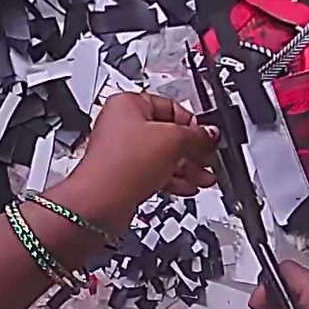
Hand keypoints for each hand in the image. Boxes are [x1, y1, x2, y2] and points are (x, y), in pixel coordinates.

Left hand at [54, 92, 217, 230]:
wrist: (99, 204)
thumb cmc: (120, 166)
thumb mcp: (172, 141)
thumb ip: (197, 136)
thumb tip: (209, 134)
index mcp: (127, 104)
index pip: (170, 106)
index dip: (193, 123)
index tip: (208, 137)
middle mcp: (122, 126)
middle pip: (168, 133)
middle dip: (191, 150)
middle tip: (207, 159)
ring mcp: (122, 153)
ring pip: (162, 156)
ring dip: (186, 167)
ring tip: (204, 177)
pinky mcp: (124, 176)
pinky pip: (153, 173)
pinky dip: (172, 179)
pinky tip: (187, 186)